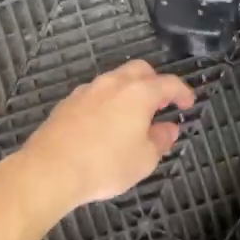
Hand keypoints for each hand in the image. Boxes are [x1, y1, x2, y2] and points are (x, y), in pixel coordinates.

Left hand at [18, 59, 196, 208]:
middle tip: (161, 104)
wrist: (51, 169)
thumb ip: (160, 140)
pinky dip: (107, 102)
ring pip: (115, 80)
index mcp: (138, 93)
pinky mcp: (68, 103)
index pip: (169, 83)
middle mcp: (113, 84)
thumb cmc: (105, 165)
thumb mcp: (144, 159)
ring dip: (129, 91)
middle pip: (140, 70)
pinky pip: (95, 94)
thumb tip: (168, 128)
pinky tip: (106, 123)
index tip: (188, 103)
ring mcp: (87, 90)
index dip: (182, 92)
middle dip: (155, 82)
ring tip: (133, 116)